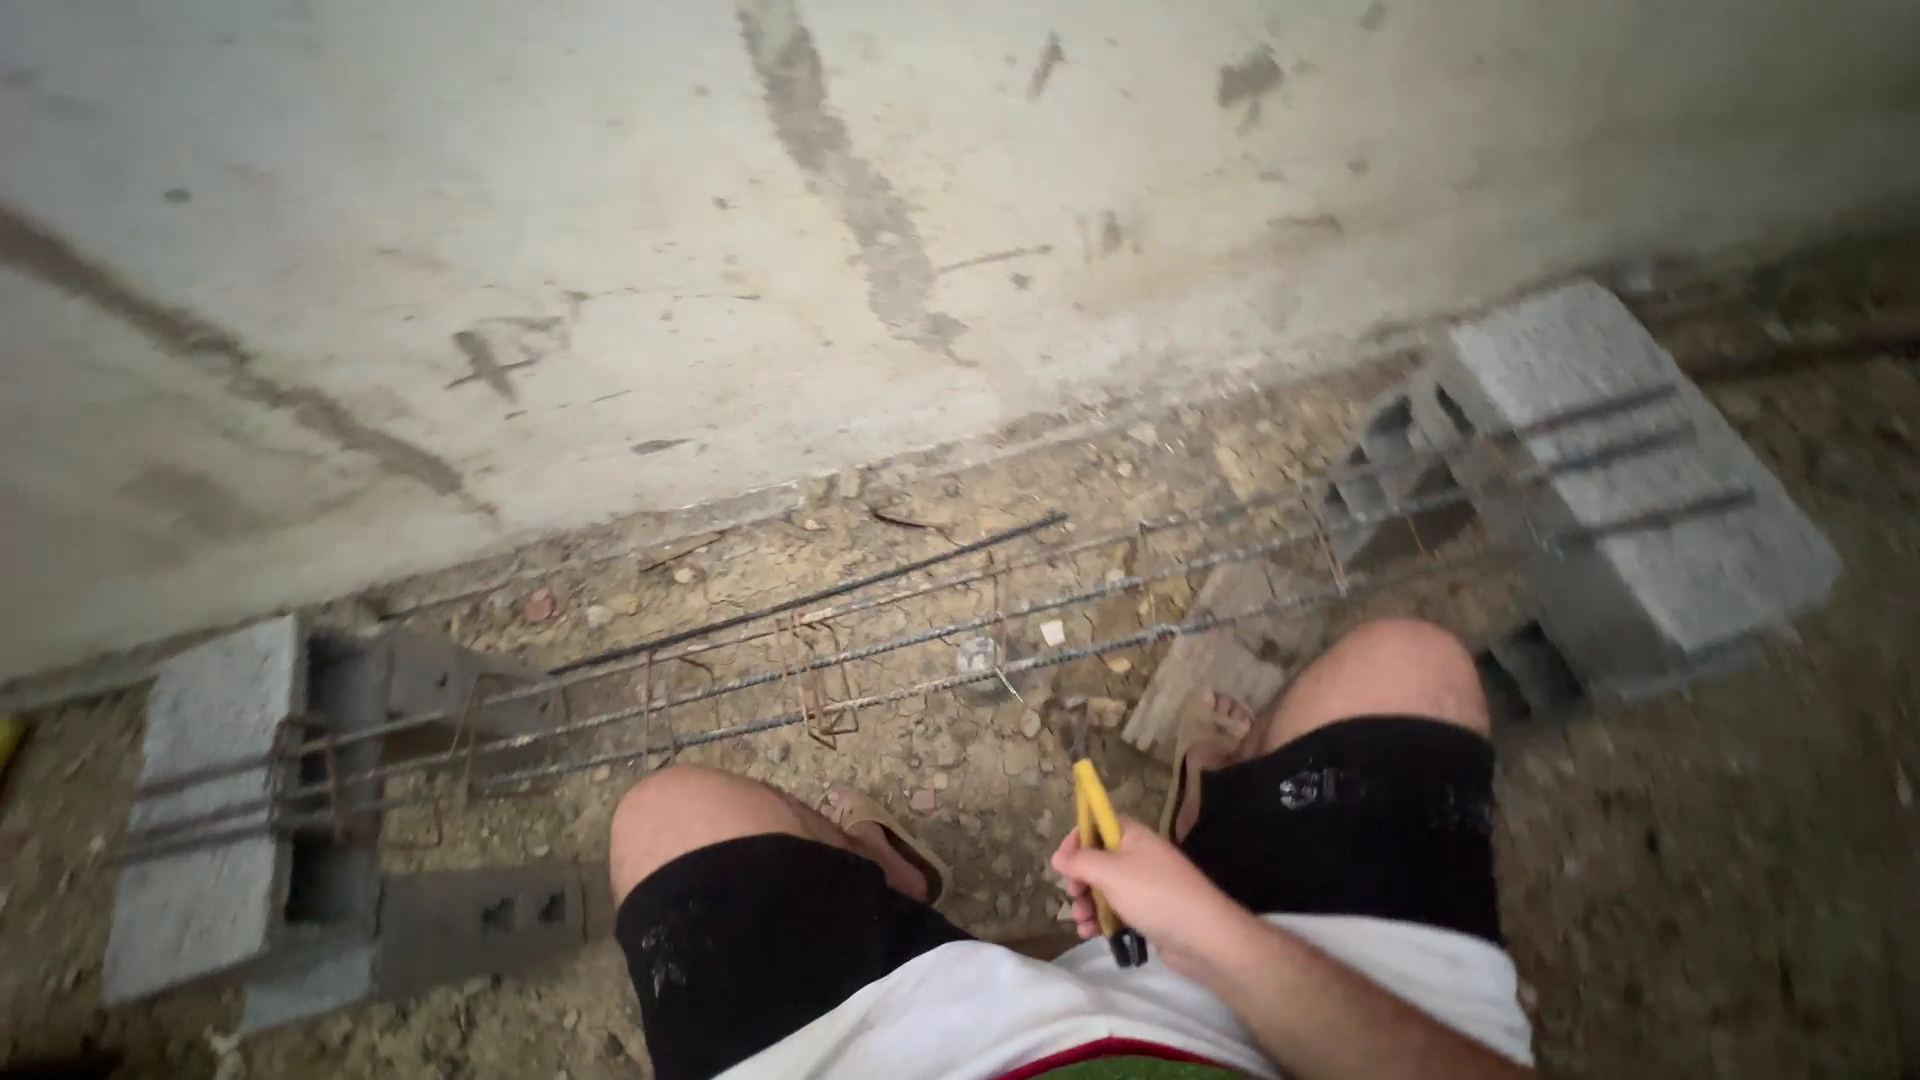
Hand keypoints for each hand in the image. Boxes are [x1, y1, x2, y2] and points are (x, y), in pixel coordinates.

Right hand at [1051, 815, 1257, 974]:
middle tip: (1073, 895)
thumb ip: (1080, 862)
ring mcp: (1144, 885)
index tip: (1061, 863)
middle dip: (1079, 878)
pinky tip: (1089, 933)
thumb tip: (1058, 857)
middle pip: (1097, 858)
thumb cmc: (1154, 894)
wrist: (1204, 937)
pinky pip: (1117, 909)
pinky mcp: (1148, 912)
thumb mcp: (1111, 872)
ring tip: (1080, 921)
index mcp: (1131, 834)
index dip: (1076, 840)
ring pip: (1104, 887)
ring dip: (1087, 902)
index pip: (1096, 824)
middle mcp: (1137, 854)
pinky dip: (1101, 919)